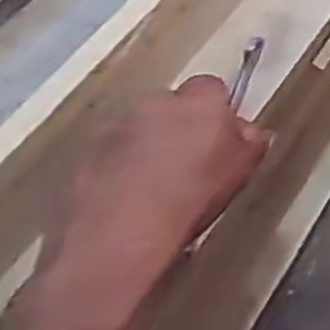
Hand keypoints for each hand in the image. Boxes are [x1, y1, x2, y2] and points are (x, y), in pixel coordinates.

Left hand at [55, 75, 269, 280]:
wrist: (118, 242)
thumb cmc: (194, 196)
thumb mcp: (245, 166)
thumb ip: (250, 139)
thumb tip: (244, 133)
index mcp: (198, 101)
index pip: (211, 87)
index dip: (216, 109)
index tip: (221, 134)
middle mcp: (153, 106)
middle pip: (169, 106)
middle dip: (178, 125)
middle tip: (191, 158)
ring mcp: (111, 134)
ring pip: (137, 131)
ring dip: (146, 146)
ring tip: (156, 184)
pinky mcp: (79, 164)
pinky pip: (109, 159)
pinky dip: (118, 172)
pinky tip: (128, 201)